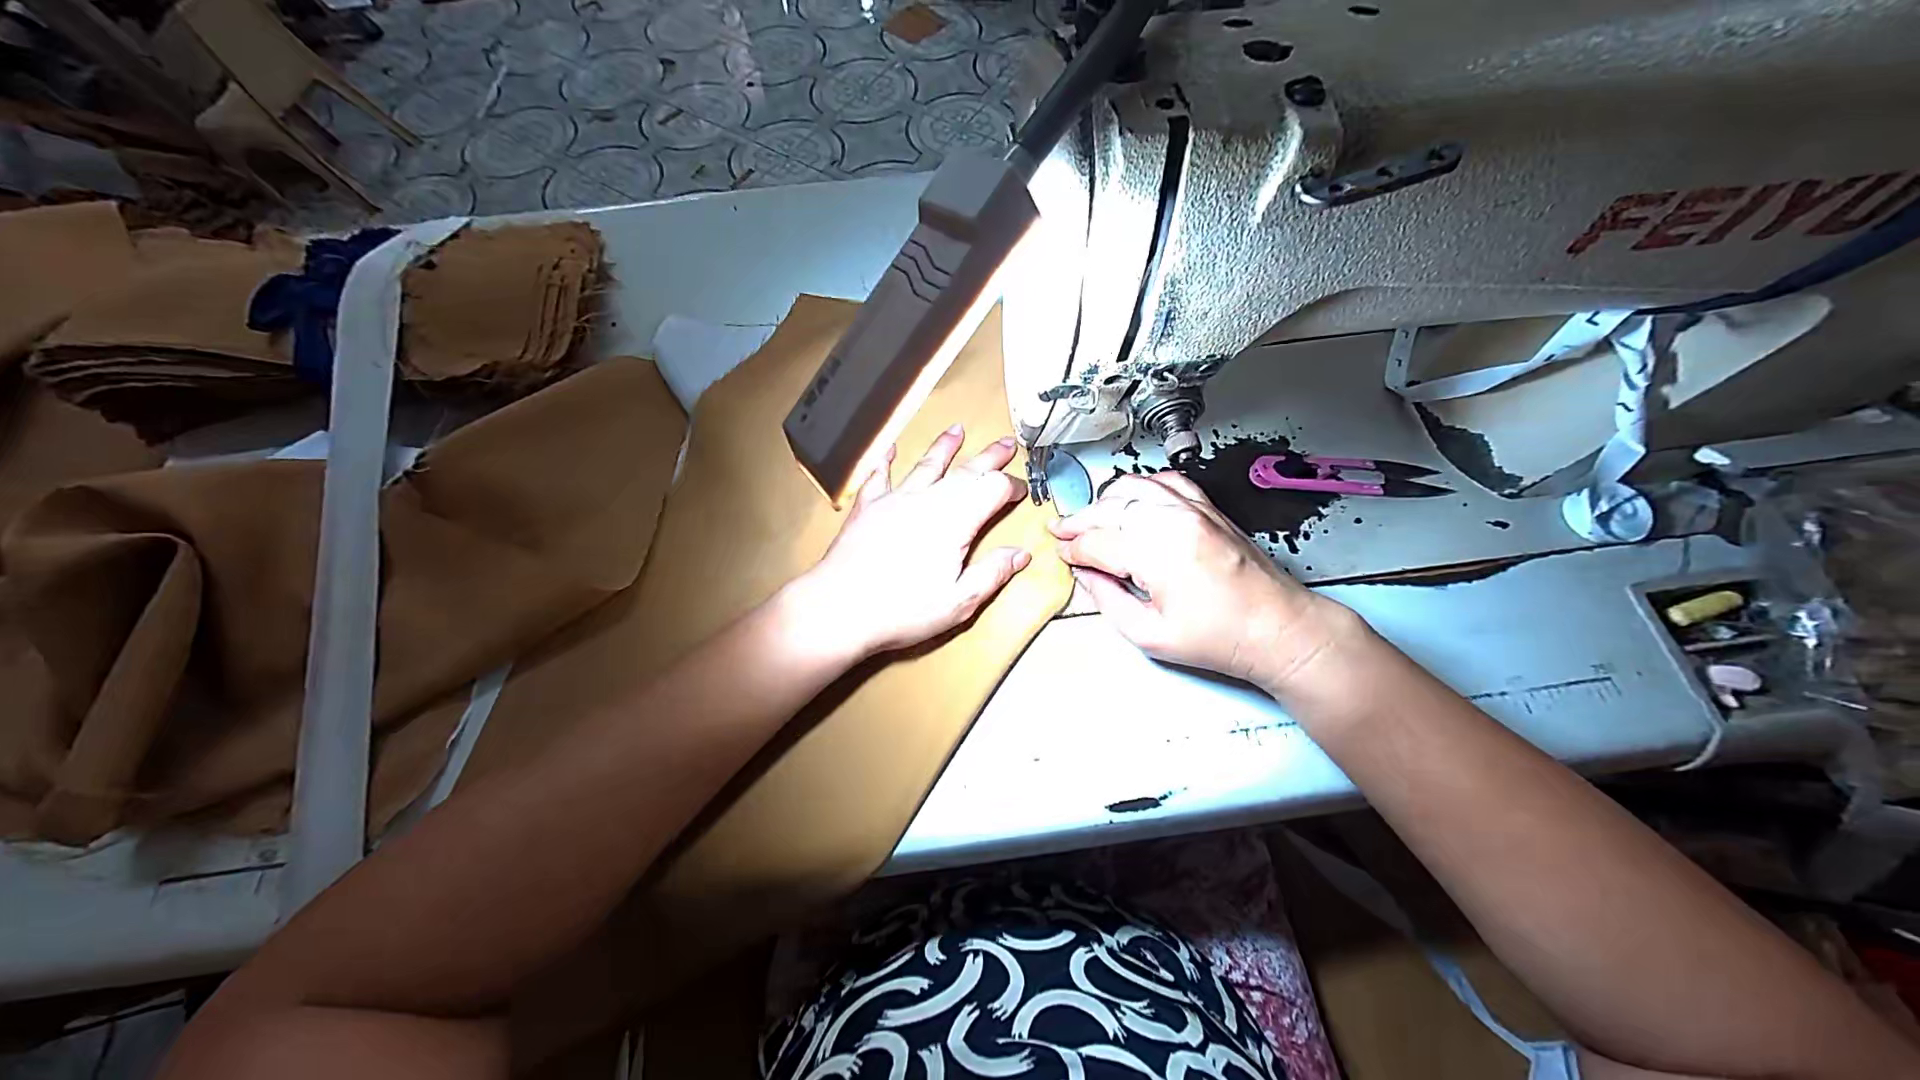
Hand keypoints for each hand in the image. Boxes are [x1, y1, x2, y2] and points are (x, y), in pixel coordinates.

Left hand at [789, 425, 1031, 659]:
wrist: (838, 609)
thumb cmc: (898, 611)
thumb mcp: (959, 602)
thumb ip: (992, 574)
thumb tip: (1018, 555)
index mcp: (954, 522)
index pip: (993, 489)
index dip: (1012, 486)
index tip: (1021, 492)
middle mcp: (926, 502)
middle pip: (966, 471)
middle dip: (989, 456)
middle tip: (1005, 444)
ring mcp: (895, 501)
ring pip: (926, 465)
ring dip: (945, 447)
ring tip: (956, 431)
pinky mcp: (868, 508)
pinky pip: (881, 476)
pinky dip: (887, 460)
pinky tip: (890, 450)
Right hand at [1050, 472, 1359, 691]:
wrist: (1275, 627)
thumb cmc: (1221, 637)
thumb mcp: (1149, 634)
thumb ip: (1108, 600)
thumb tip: (1086, 575)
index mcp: (1157, 552)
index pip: (1096, 541)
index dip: (1072, 550)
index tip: (1061, 555)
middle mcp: (1173, 521)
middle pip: (1108, 509)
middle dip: (1078, 520)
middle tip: (1060, 531)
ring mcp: (1192, 509)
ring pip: (1132, 487)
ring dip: (1104, 500)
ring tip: (1088, 515)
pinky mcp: (1207, 508)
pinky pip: (1165, 481)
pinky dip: (1141, 485)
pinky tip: (1130, 498)